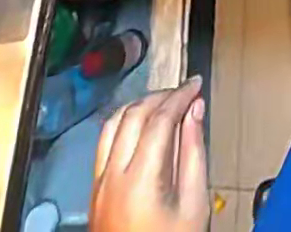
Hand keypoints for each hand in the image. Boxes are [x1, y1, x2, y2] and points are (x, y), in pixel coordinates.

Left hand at [91, 77, 207, 231]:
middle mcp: (113, 177)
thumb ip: (194, 152)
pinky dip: (123, 123)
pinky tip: (140, 125)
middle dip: (162, 96)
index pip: (160, 118)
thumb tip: (195, 111)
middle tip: (185, 91)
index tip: (196, 84)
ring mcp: (99, 185)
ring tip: (163, 103)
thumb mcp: (194, 206)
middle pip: (134, 114)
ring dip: (139, 106)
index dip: (180, 95)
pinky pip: (104, 143)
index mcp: (140, 180)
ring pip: (113, 123)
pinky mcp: (94, 194)